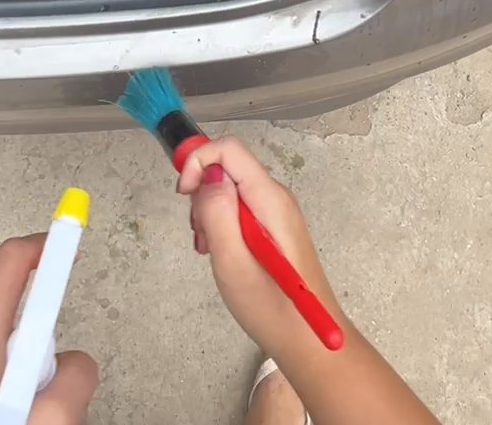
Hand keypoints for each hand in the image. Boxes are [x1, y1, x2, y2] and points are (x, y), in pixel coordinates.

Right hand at [176, 138, 345, 362]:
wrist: (309, 342)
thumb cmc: (271, 308)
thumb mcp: (233, 263)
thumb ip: (217, 213)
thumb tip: (207, 176)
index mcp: (269, 198)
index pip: (229, 148)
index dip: (199, 160)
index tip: (183, 194)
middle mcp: (275, 195)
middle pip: (228, 167)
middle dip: (202, 193)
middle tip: (201, 237)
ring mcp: (276, 208)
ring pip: (229, 187)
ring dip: (210, 212)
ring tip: (212, 251)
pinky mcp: (273, 223)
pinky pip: (239, 206)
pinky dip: (221, 222)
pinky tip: (222, 253)